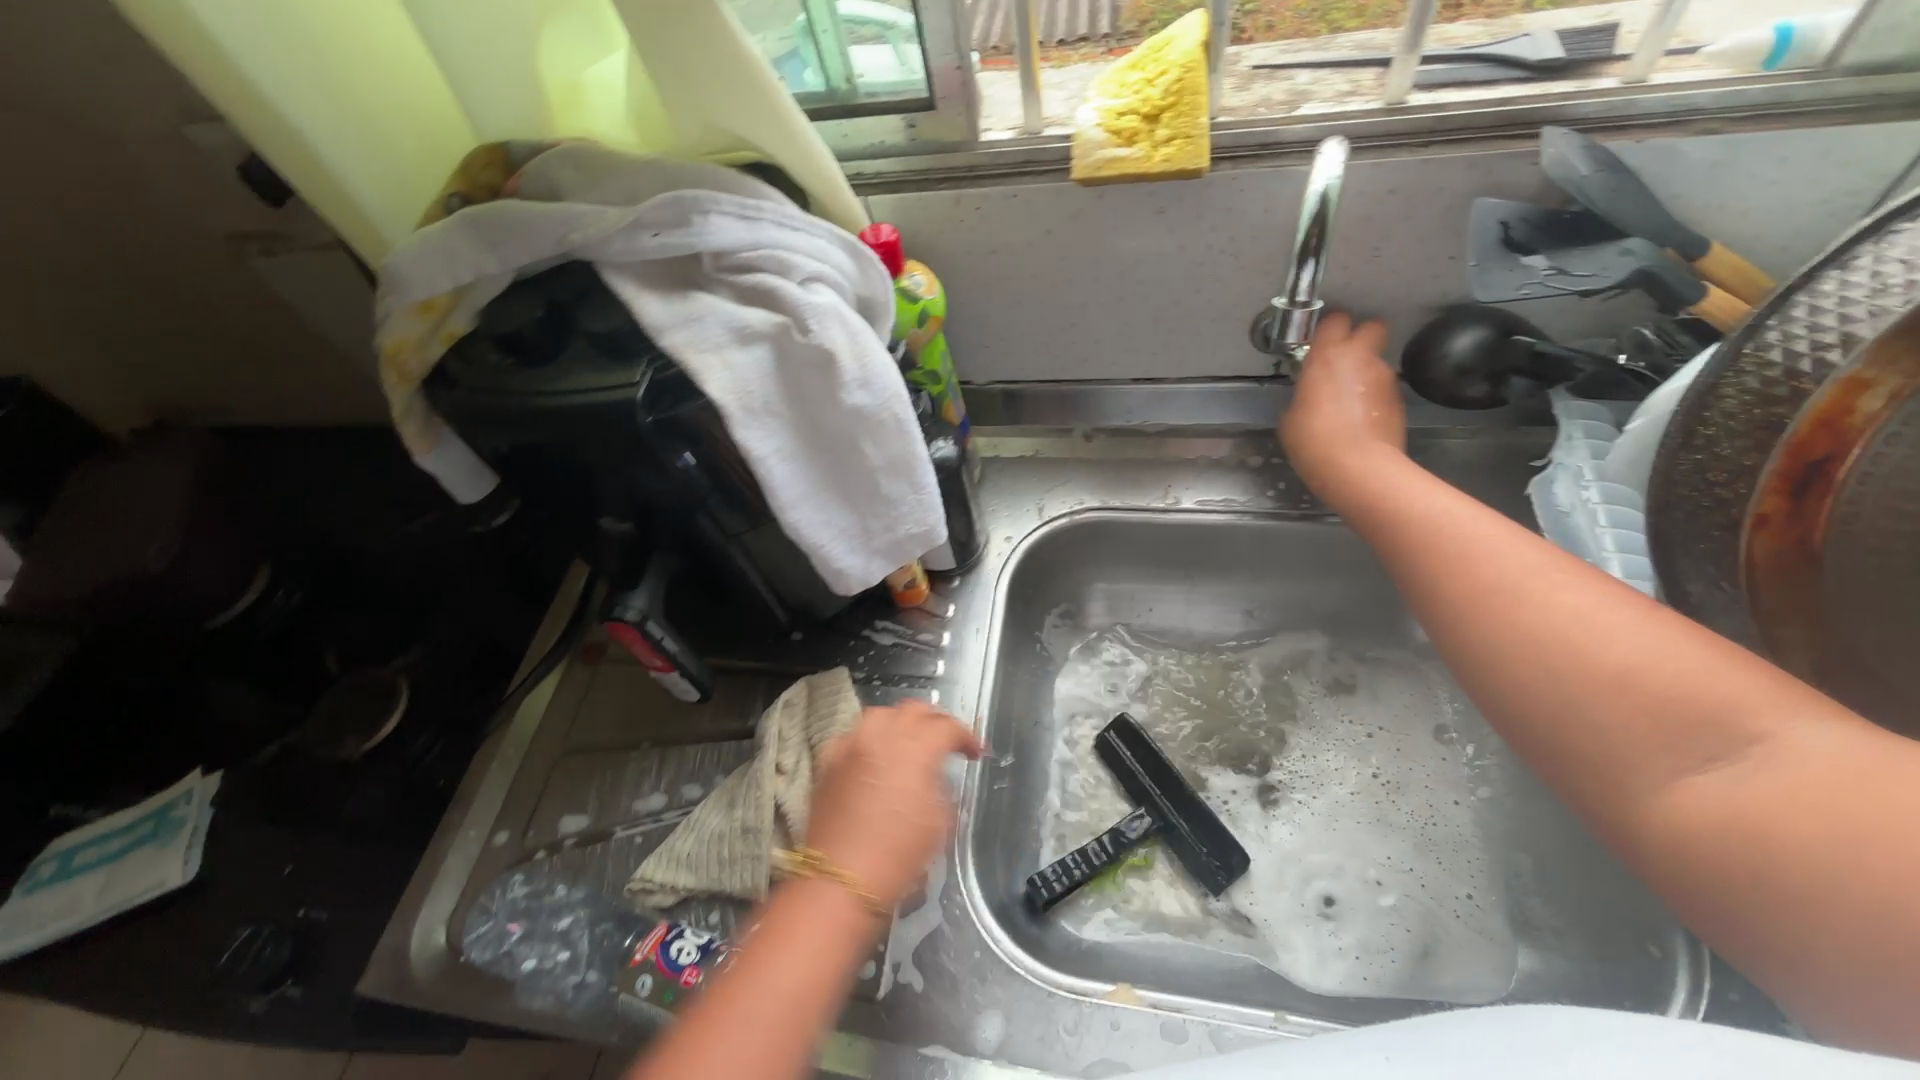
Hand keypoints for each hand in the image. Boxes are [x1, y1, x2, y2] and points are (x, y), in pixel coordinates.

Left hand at [803, 701, 984, 911]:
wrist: (840, 879)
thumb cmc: (898, 856)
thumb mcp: (940, 822)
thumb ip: (943, 787)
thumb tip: (938, 777)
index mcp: (915, 748)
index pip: (948, 727)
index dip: (967, 737)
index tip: (975, 754)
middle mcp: (881, 736)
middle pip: (914, 710)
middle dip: (936, 721)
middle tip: (946, 741)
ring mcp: (850, 745)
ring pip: (880, 715)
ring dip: (901, 723)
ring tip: (910, 741)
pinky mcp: (828, 760)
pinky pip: (853, 735)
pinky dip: (870, 739)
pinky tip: (875, 756)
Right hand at [1280, 312, 1405, 506]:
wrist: (1357, 467)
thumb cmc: (1313, 440)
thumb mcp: (1291, 417)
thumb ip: (1304, 395)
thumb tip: (1313, 396)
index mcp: (1327, 356)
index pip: (1336, 319)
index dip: (1330, 329)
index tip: (1321, 343)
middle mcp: (1361, 358)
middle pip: (1373, 326)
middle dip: (1362, 337)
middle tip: (1346, 359)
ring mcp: (1385, 378)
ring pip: (1378, 362)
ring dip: (1367, 374)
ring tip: (1352, 402)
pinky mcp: (1400, 400)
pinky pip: (1385, 389)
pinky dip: (1375, 398)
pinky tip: (1363, 421)